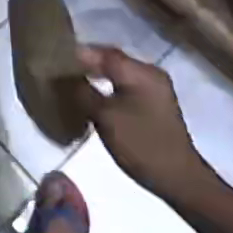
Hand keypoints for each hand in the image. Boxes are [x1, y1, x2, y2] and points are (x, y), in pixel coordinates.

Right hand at [71, 44, 215, 199]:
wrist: (179, 179)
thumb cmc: (141, 145)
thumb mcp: (104, 117)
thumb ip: (82, 91)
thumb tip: (63, 75)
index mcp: (141, 72)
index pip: (103, 52)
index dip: (77, 54)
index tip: (53, 60)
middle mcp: (150, 74)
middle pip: (110, 60)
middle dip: (84, 64)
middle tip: (58, 72)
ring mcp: (154, 88)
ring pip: (116, 73)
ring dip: (94, 76)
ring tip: (70, 84)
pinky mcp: (153, 103)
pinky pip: (123, 85)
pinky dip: (105, 87)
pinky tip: (91, 97)